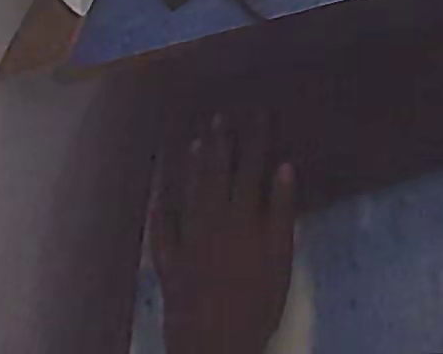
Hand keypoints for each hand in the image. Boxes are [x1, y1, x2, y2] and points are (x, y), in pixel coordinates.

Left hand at [153, 116, 296, 353]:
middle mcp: (212, 222)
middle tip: (220, 116)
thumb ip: (281, 212)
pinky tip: (157, 203)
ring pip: (190, 196)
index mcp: (242, 217)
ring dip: (193, 168)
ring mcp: (188, 243)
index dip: (255, 138)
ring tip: (196, 142)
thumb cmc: (258, 305)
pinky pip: (162, 237)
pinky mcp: (171, 267)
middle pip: (216, 175)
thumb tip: (284, 167)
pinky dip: (160, 218)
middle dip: (220, 143)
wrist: (217, 349)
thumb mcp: (280, 259)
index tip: (258, 112)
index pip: (250, 167)